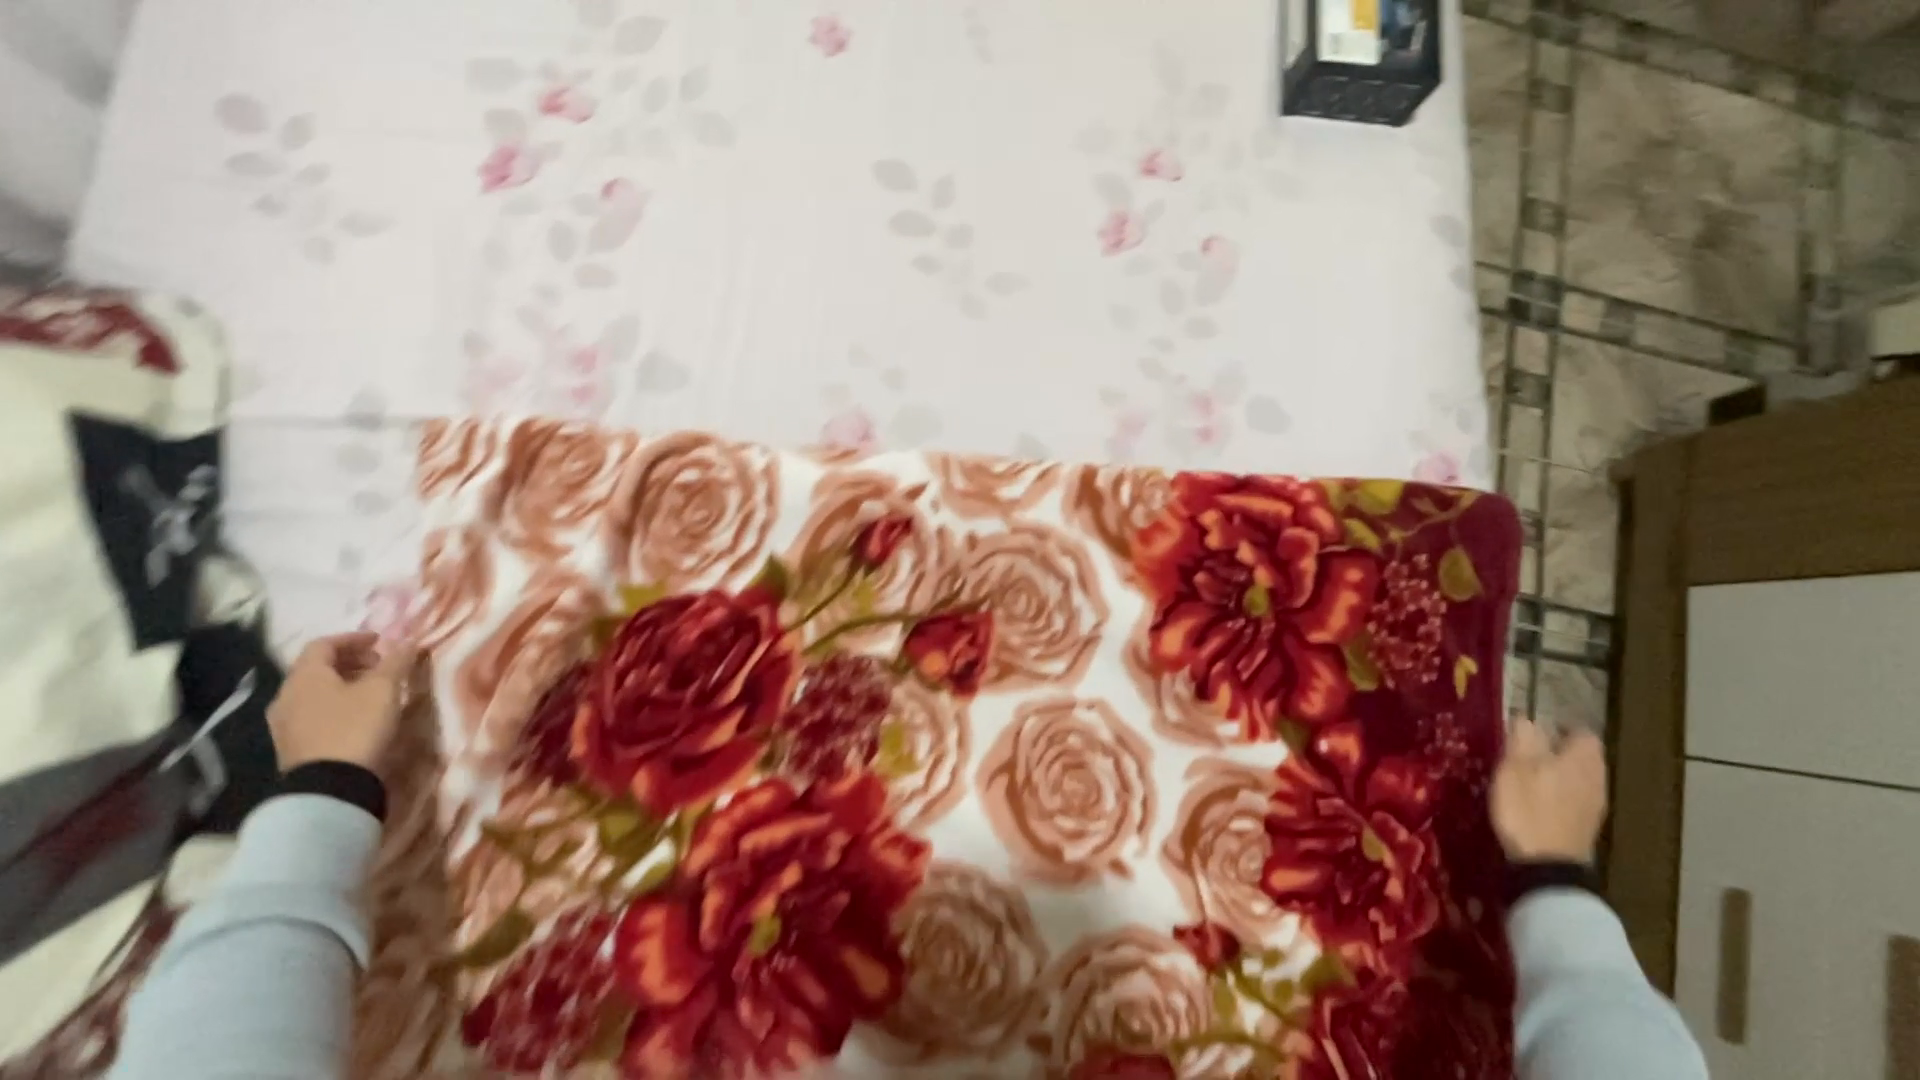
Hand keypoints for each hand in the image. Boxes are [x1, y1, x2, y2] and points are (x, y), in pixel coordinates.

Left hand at [268, 632, 417, 771]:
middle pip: (316, 667)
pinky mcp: (292, 745)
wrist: (330, 786)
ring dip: (343, 684)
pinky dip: (336, 704)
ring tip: (372, 691)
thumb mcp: (383, 689)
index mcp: (305, 676)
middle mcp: (287, 695)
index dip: (353, 638)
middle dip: (351, 661)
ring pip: (315, 691)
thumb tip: (408, 642)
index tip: (380, 641)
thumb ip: (396, 662)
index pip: (323, 644)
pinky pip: (313, 713)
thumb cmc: (356, 727)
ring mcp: (285, 723)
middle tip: (380, 666)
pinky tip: (357, 716)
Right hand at [1489, 718, 1607, 864]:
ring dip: (1561, 772)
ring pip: (1581, 777)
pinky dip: (1561, 793)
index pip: (1582, 731)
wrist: (1548, 864)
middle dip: (1560, 750)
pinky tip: (1540, 801)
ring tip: (1531, 776)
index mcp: (1582, 758)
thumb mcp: (1515, 766)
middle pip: (1584, 755)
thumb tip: (1527, 716)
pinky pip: (1577, 797)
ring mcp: (1595, 803)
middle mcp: (1597, 777)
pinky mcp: (1587, 825)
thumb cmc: (1528, 807)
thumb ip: (1523, 737)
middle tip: (1530, 751)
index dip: (1561, 726)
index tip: (1537, 728)